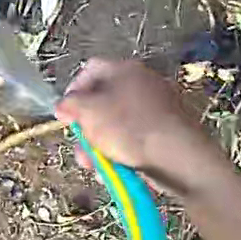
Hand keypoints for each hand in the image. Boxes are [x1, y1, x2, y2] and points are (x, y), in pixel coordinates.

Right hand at [54, 59, 228, 196]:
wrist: (177, 155)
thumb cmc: (128, 127)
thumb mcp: (89, 113)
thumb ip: (71, 105)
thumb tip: (63, 105)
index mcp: (124, 69)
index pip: (90, 70)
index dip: (72, 91)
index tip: (64, 115)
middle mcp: (141, 84)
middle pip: (103, 101)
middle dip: (86, 127)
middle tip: (80, 145)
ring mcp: (155, 109)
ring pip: (116, 125)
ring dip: (100, 146)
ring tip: (95, 165)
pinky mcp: (164, 133)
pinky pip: (134, 139)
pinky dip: (121, 153)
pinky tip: (116, 169)